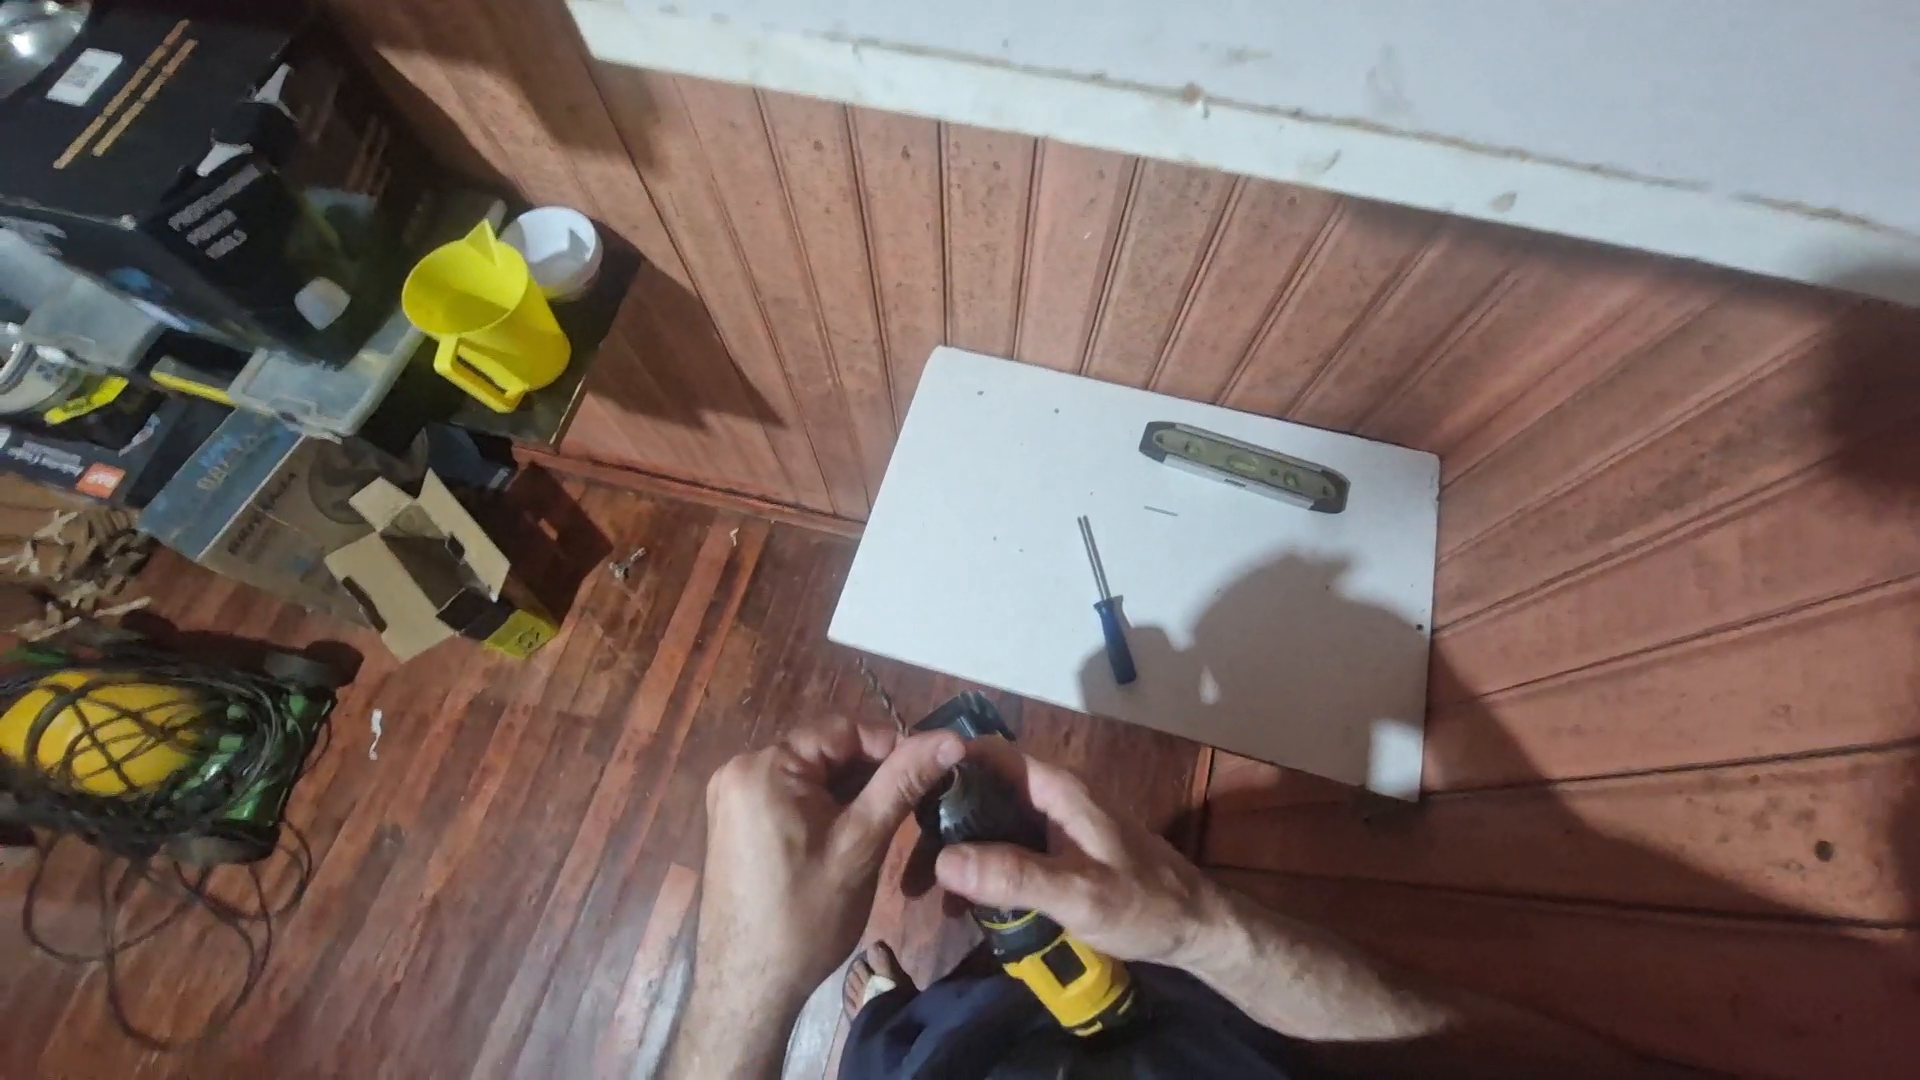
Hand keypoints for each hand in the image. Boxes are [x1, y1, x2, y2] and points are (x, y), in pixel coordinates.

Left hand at [692, 717, 964, 1014]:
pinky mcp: (735, 821)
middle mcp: (740, 769)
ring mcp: (733, 796)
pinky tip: (848, 834)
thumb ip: (904, 781)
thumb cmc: (807, 916)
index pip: (842, 731)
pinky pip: (790, 794)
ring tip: (884, 821)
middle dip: (869, 772)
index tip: (927, 773)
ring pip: (811, 773)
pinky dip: (824, 805)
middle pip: (824, 750)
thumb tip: (953, 738)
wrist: (749, 991)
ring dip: (849, 790)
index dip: (889, 748)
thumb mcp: (862, 843)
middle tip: (910, 803)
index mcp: (764, 766)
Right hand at [932, 739, 1223, 969]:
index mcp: (1055, 788)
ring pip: (992, 817)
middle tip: (908, 850)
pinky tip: (963, 895)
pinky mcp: (1055, 847)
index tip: (904, 791)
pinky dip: (981, 861)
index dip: (945, 762)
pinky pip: (1007, 843)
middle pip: (983, 784)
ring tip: (924, 880)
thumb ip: (1015, 875)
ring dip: (959, 841)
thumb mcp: (1078, 894)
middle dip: (943, 811)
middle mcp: (1050, 794)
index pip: (988, 753)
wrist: (1195, 927)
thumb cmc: (1143, 904)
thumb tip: (944, 858)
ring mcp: (1053, 820)